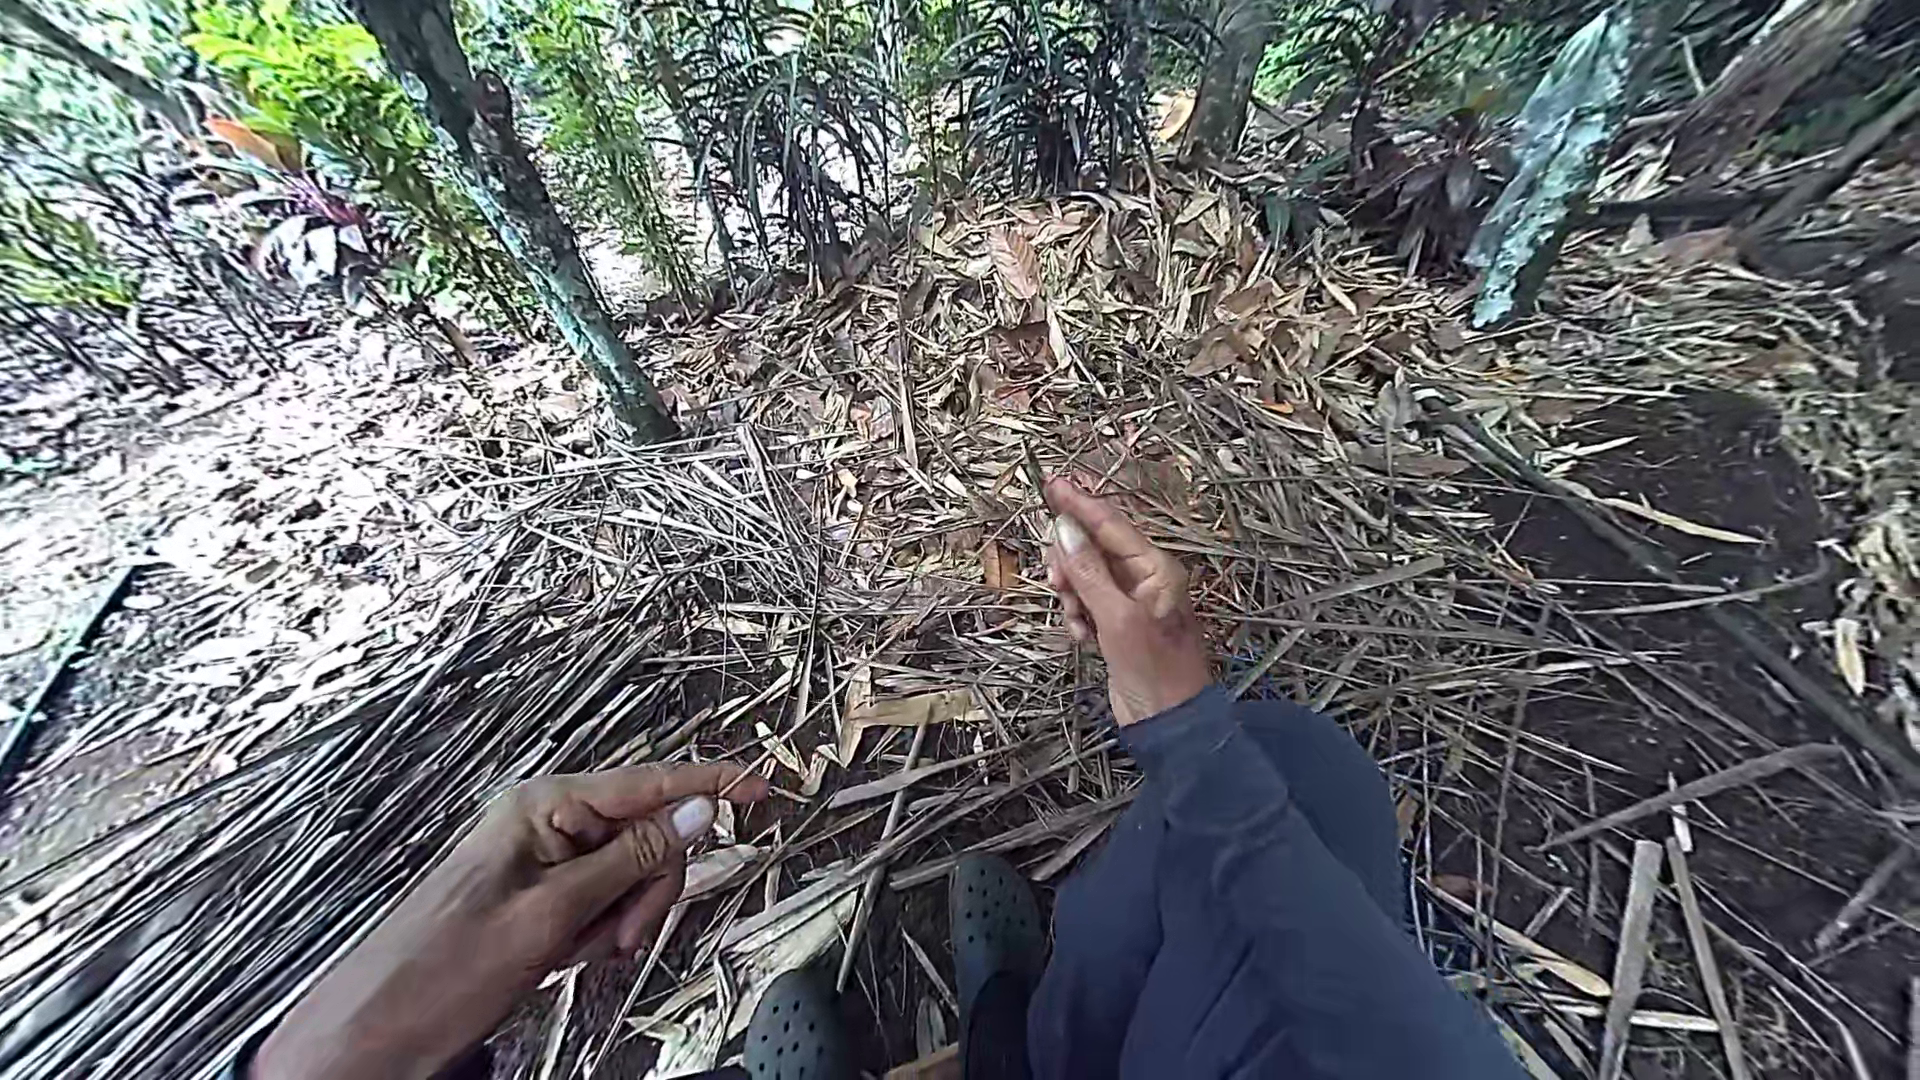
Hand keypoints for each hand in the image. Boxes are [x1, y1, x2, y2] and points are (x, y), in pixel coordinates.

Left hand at [252, 764, 769, 1079]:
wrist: (361, 1051)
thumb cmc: (444, 974)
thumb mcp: (551, 915)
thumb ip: (635, 855)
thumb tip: (703, 807)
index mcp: (550, 803)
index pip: (653, 782)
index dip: (713, 782)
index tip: (762, 786)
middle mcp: (557, 816)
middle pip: (651, 831)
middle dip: (651, 885)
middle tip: (626, 938)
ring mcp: (554, 850)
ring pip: (637, 865)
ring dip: (628, 911)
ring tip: (589, 951)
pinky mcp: (552, 883)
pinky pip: (612, 889)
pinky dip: (608, 922)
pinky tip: (574, 950)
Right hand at [1044, 477, 1210, 725]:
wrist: (1167, 723)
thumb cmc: (1153, 670)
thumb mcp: (1117, 619)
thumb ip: (1089, 572)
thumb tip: (1063, 529)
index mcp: (1156, 568)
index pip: (1111, 524)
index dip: (1079, 503)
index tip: (1051, 483)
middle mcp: (1143, 578)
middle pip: (1092, 549)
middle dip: (1070, 562)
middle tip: (1055, 580)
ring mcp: (1127, 601)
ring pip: (1083, 576)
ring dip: (1071, 594)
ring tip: (1075, 618)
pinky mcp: (1114, 622)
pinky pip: (1084, 602)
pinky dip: (1077, 615)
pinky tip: (1082, 636)